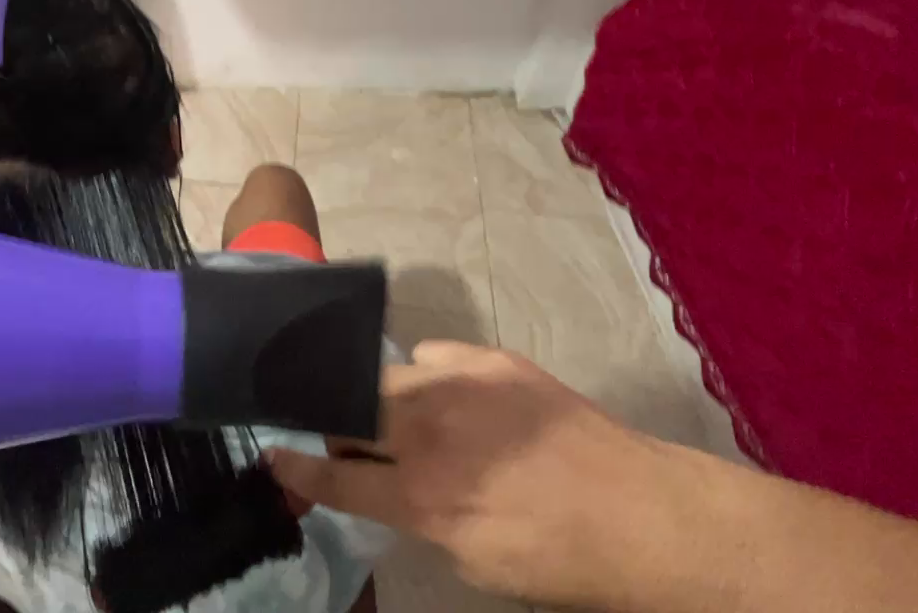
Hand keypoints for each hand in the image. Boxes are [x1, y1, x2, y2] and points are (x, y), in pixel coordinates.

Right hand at [268, 340, 694, 609]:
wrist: (646, 515)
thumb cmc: (560, 560)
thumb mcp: (474, 563)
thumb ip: (417, 516)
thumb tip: (387, 485)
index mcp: (422, 497)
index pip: (335, 478)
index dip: (296, 468)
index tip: (271, 453)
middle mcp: (427, 434)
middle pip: (347, 412)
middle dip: (335, 426)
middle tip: (348, 439)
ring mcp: (457, 387)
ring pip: (382, 376)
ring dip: (378, 400)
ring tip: (402, 415)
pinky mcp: (489, 359)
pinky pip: (431, 355)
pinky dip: (427, 377)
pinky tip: (451, 396)